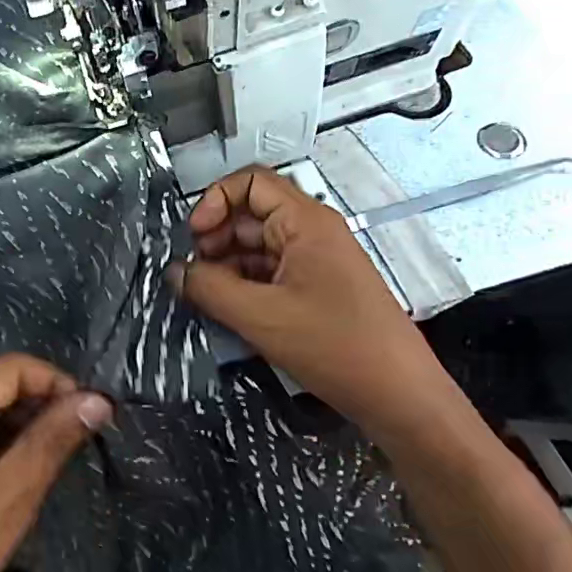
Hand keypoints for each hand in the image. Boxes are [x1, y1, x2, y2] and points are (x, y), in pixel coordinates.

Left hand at [0, 354, 112, 571]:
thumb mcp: (13, 493)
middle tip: (74, 440)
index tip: (88, 417)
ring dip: (26, 421)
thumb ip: (55, 437)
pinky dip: (4, 436)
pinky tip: (19, 467)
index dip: (59, 384)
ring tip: (51, 456)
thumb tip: (99, 399)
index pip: (14, 368)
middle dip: (44, 403)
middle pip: (1, 381)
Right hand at [170, 166, 459, 433]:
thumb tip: (176, 272)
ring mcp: (318, 260)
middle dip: (216, 239)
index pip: (250, 182)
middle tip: (195, 275)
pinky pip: (274, 273)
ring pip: (260, 247)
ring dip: (229, 266)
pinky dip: (249, 285)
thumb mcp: (261, 317)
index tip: (194, 238)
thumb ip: (210, 289)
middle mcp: (313, 231)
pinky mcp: (319, 288)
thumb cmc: (334, 345)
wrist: (395, 389)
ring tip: (207, 298)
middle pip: (252, 215)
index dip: (214, 201)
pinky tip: (232, 310)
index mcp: (305, 220)